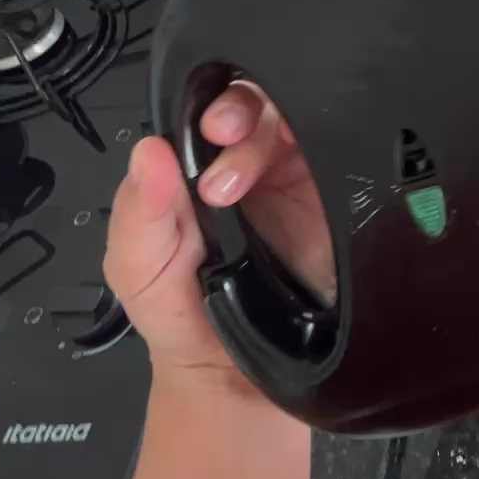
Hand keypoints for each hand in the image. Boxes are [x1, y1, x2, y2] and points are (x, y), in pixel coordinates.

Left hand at [103, 82, 334, 391]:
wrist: (247, 372)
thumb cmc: (189, 320)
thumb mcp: (141, 272)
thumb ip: (138, 216)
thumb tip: (148, 154)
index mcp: (199, 173)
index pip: (205, 114)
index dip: (205, 106)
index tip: (199, 130)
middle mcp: (250, 166)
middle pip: (254, 105)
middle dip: (237, 110)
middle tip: (221, 136)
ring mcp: (297, 174)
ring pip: (295, 118)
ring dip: (263, 134)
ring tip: (236, 182)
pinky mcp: (337, 188)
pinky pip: (339, 146)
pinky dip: (327, 139)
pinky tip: (305, 161)